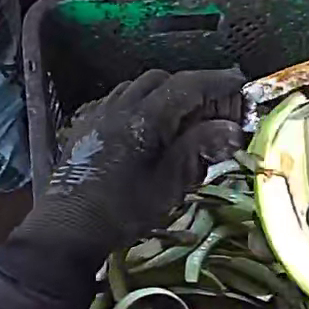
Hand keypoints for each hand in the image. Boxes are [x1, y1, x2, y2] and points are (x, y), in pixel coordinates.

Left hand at [16, 69, 244, 262]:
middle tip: (210, 108)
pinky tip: (145, 127)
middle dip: (190, 87)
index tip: (239, 83)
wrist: (68, 228)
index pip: (186, 86)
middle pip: (161, 80)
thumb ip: (198, 148)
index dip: (216, 82)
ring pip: (136, 87)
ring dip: (162, 94)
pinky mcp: (85, 126)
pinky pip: (117, 100)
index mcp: (143, 119)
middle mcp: (119, 106)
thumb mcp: (169, 184)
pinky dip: (139, 104)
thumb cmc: (123, 210)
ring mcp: (98, 113)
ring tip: (179, 117)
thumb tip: (231, 128)